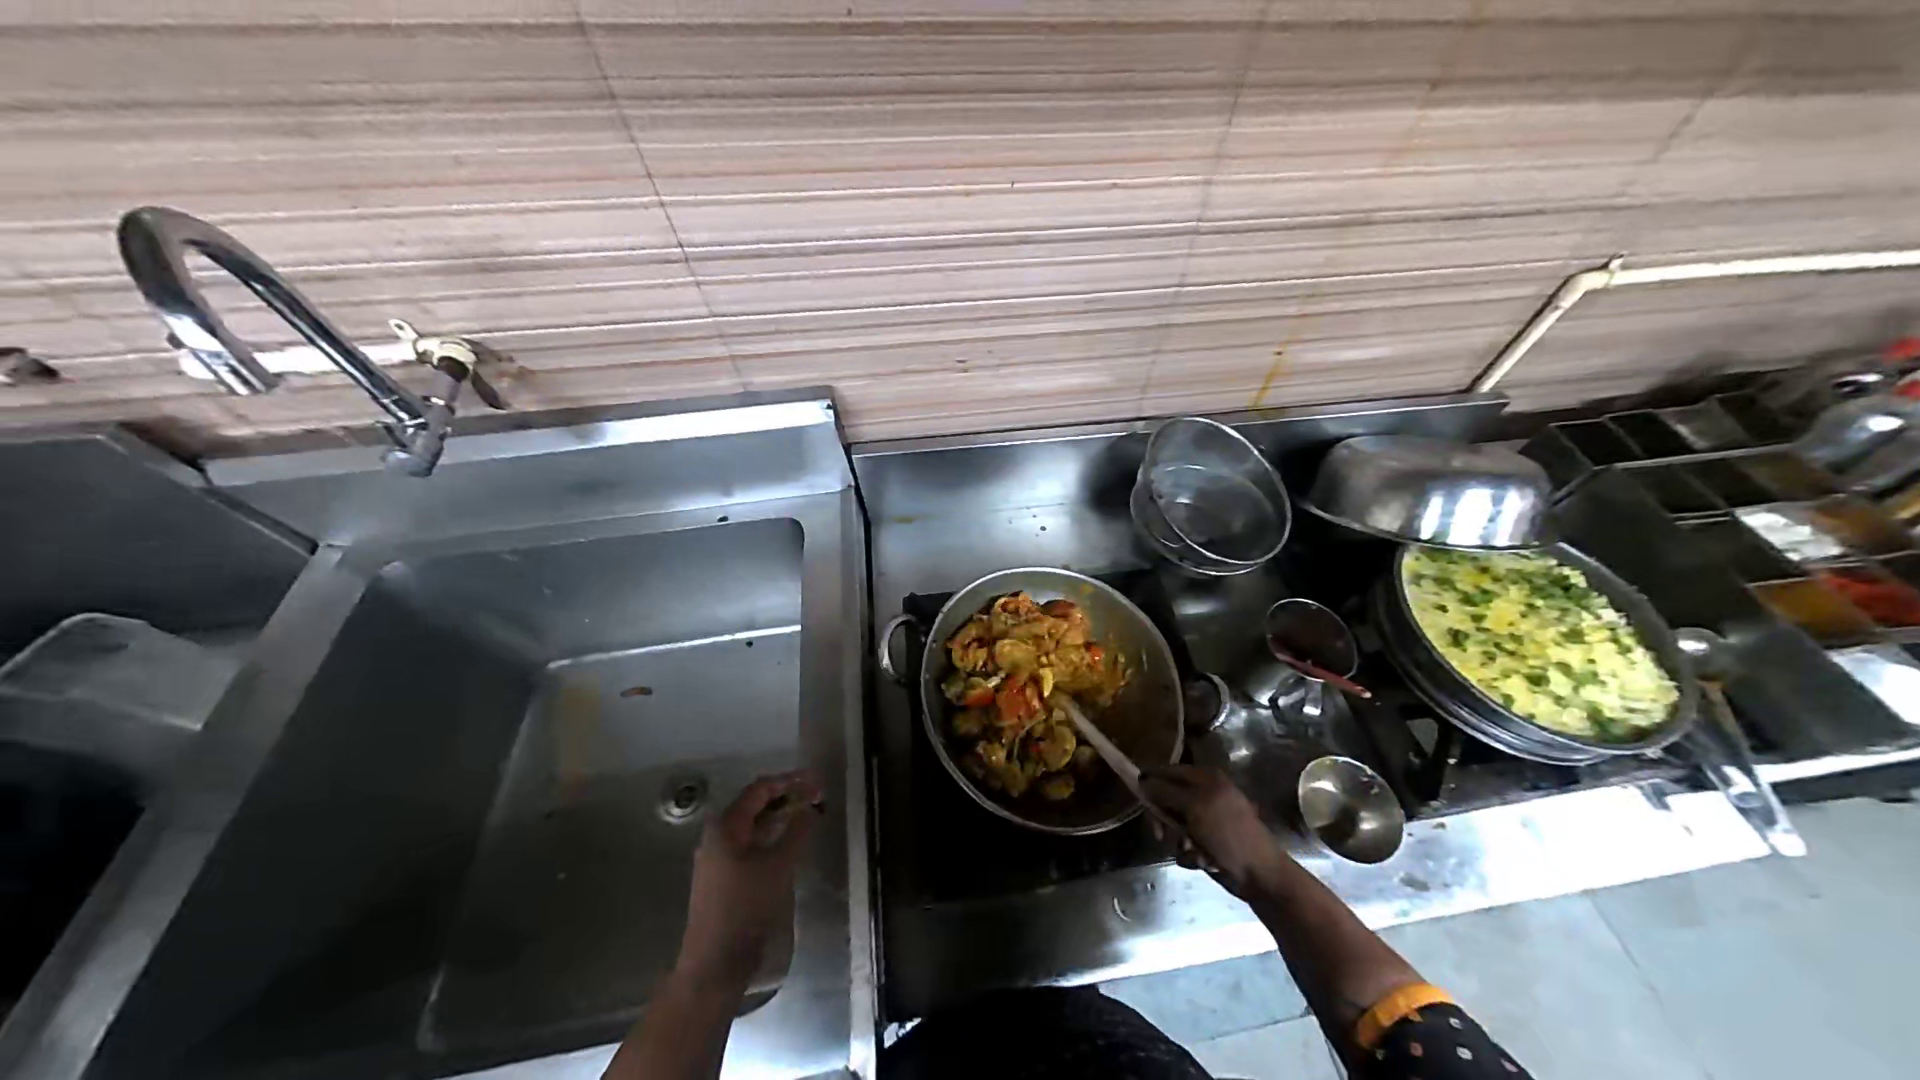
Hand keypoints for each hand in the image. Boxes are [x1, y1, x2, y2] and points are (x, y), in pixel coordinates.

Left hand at [676, 770, 823, 987]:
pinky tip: (789, 842)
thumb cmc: (746, 906)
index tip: (815, 780)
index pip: (759, 789)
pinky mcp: (723, 877)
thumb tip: (810, 808)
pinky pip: (750, 844)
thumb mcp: (779, 865)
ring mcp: (718, 857)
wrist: (715, 961)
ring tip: (807, 814)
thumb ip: (797, 831)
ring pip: (752, 825)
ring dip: (779, 816)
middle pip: (754, 804)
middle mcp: (717, 836)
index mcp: (725, 826)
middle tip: (815, 796)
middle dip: (785, 796)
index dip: (789, 781)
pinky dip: (771, 836)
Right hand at [1141, 765, 1285, 896]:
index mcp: (1206, 778)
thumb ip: (1165, 791)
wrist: (1260, 874)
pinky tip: (1203, 860)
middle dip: (1164, 819)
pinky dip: (1190, 853)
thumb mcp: (1193, 806)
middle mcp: (1205, 795)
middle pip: (1168, 799)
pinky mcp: (1209, 842)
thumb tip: (1141, 779)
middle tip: (1161, 833)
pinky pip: (1185, 843)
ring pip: (1174, 825)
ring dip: (1178, 840)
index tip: (1138, 798)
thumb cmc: (1228, 834)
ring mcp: (1208, 819)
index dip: (1152, 783)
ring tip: (1192, 850)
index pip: (1168, 771)